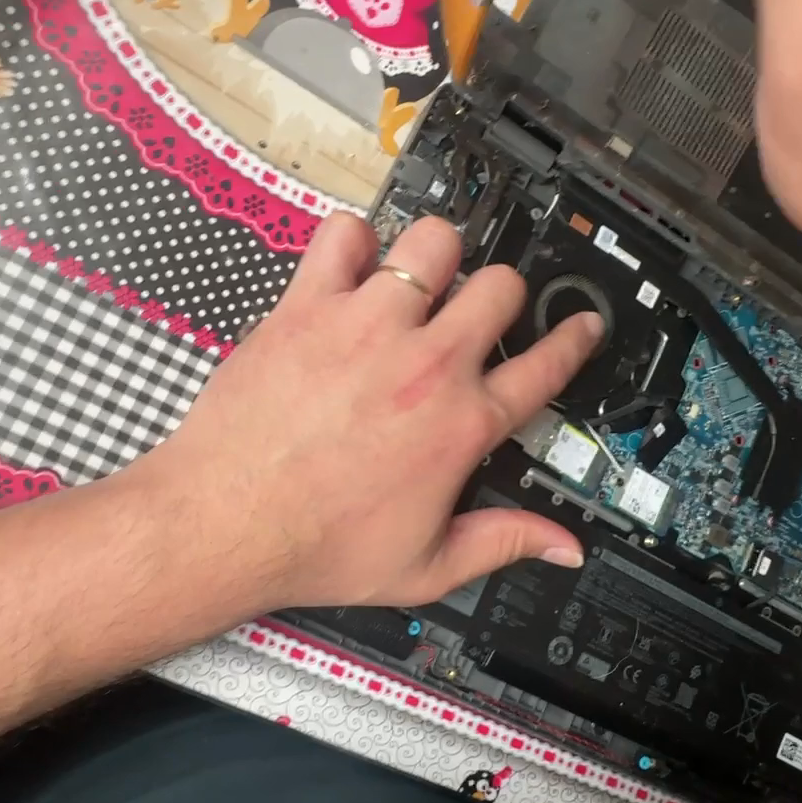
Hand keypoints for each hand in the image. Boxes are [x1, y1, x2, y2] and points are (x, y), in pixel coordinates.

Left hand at [133, 213, 603, 612]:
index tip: (578, 326)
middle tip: (479, 310)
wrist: (223, 523)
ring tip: (421, 279)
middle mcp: (425, 365)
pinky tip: (349, 268)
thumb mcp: (425, 567)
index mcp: (460, 423)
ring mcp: (367, 327)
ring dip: (437, 255)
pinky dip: (352, 241)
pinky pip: (344, 235)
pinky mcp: (309, 307)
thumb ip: (502, 544)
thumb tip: (563, 545)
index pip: (545, 367)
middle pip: (500, 287)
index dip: (572, 340)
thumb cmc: (318, 546)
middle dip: (501, 292)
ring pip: (435, 243)